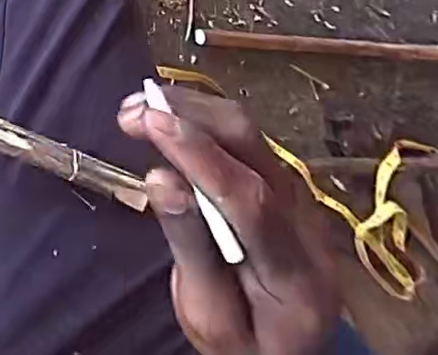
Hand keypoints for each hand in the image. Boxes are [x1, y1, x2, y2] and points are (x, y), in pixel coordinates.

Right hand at [119, 87, 339, 354]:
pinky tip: (163, 115)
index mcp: (296, 276)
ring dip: (187, 107)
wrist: (289, 349)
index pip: (250, 200)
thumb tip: (158, 178)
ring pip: (246, 129)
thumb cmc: (241, 339)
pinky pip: (240, 134)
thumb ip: (190, 249)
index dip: (197, 153)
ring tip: (136, 109)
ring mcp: (300, 198)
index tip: (148, 122)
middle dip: (187, 114)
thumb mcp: (208, 316)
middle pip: (252, 146)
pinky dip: (196, 114)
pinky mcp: (282, 181)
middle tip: (130, 113)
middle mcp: (307, 225)